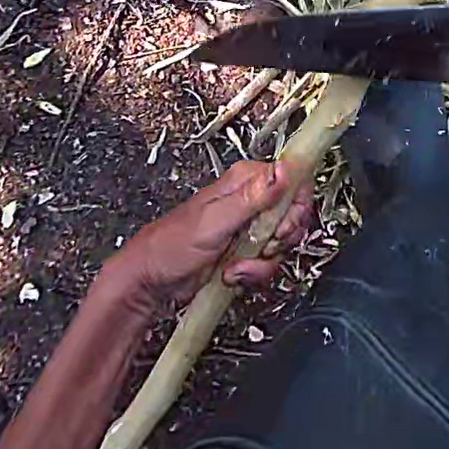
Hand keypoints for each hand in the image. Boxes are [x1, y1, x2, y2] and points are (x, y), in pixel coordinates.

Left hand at [101, 160, 315, 315]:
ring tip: (236, 265)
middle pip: (294, 213)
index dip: (296, 206)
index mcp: (246, 179)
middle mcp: (252, 198)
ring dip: (263, 262)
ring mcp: (251, 225)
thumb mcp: (216, 220)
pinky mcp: (248, 248)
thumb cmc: (172, 244)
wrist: (153, 279)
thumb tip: (284, 169)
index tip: (282, 227)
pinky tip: (233, 274)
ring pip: (284, 242)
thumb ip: (253, 196)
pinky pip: (270, 261)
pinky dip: (255, 273)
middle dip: (281, 239)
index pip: (294, 179)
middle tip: (260, 248)